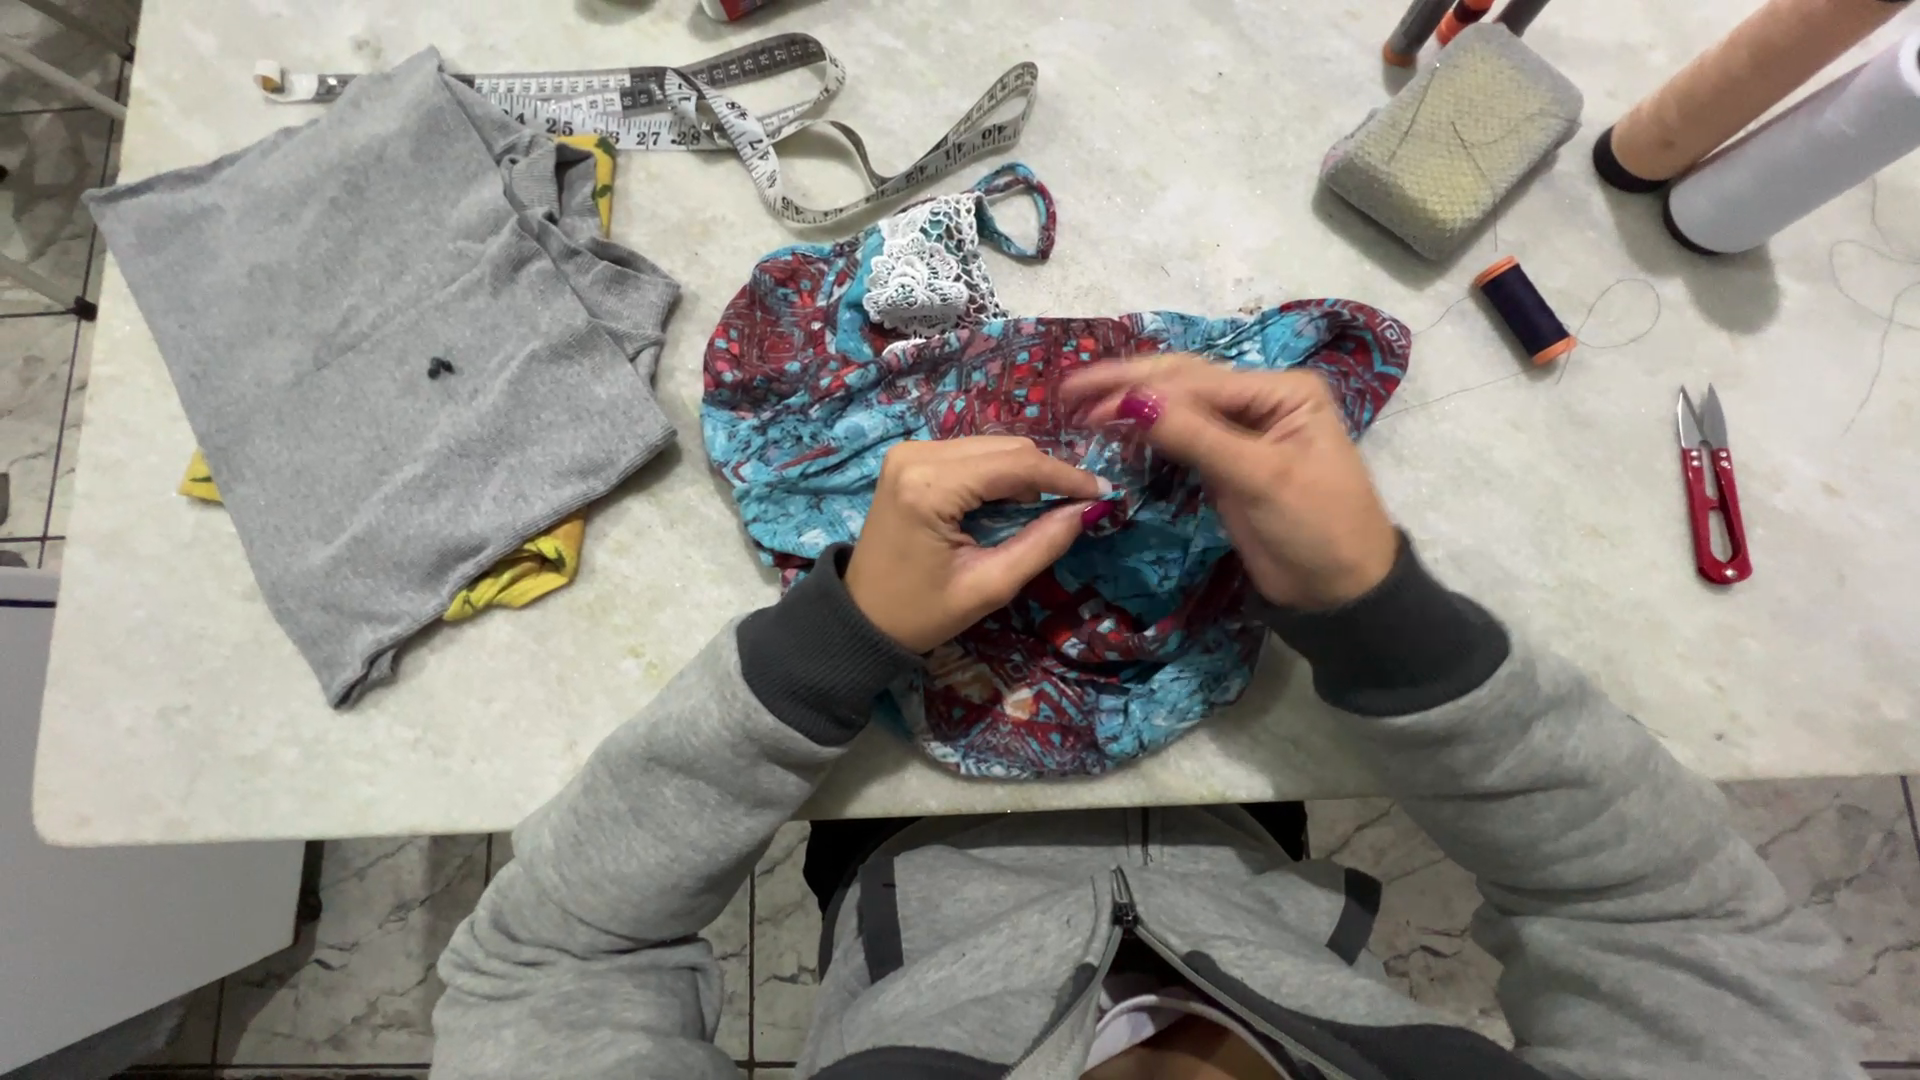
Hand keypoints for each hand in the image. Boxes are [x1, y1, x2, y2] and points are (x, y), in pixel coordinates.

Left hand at [846, 436, 1108, 651]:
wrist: (859, 617)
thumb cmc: (920, 612)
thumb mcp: (988, 586)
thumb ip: (1041, 544)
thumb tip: (1088, 510)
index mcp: (930, 486)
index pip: (1015, 465)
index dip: (1065, 476)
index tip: (1104, 492)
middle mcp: (916, 455)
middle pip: (1005, 448)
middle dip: (1046, 474)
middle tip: (1079, 505)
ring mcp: (909, 452)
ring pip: (990, 447)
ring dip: (1023, 474)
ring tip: (1045, 509)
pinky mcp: (908, 459)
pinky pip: (970, 454)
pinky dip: (998, 474)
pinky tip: (1010, 503)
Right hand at [1061, 356, 1396, 608]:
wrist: (1339, 592)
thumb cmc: (1316, 529)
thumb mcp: (1259, 478)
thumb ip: (1195, 436)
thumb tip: (1130, 401)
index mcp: (1281, 391)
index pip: (1196, 382)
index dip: (1139, 391)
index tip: (1086, 408)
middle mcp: (1260, 400)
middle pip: (1182, 383)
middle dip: (1126, 384)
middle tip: (1069, 391)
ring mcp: (1240, 430)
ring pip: (1176, 407)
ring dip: (1130, 405)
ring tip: (1080, 408)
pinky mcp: (1224, 462)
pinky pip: (1178, 438)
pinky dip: (1145, 434)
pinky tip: (1115, 431)